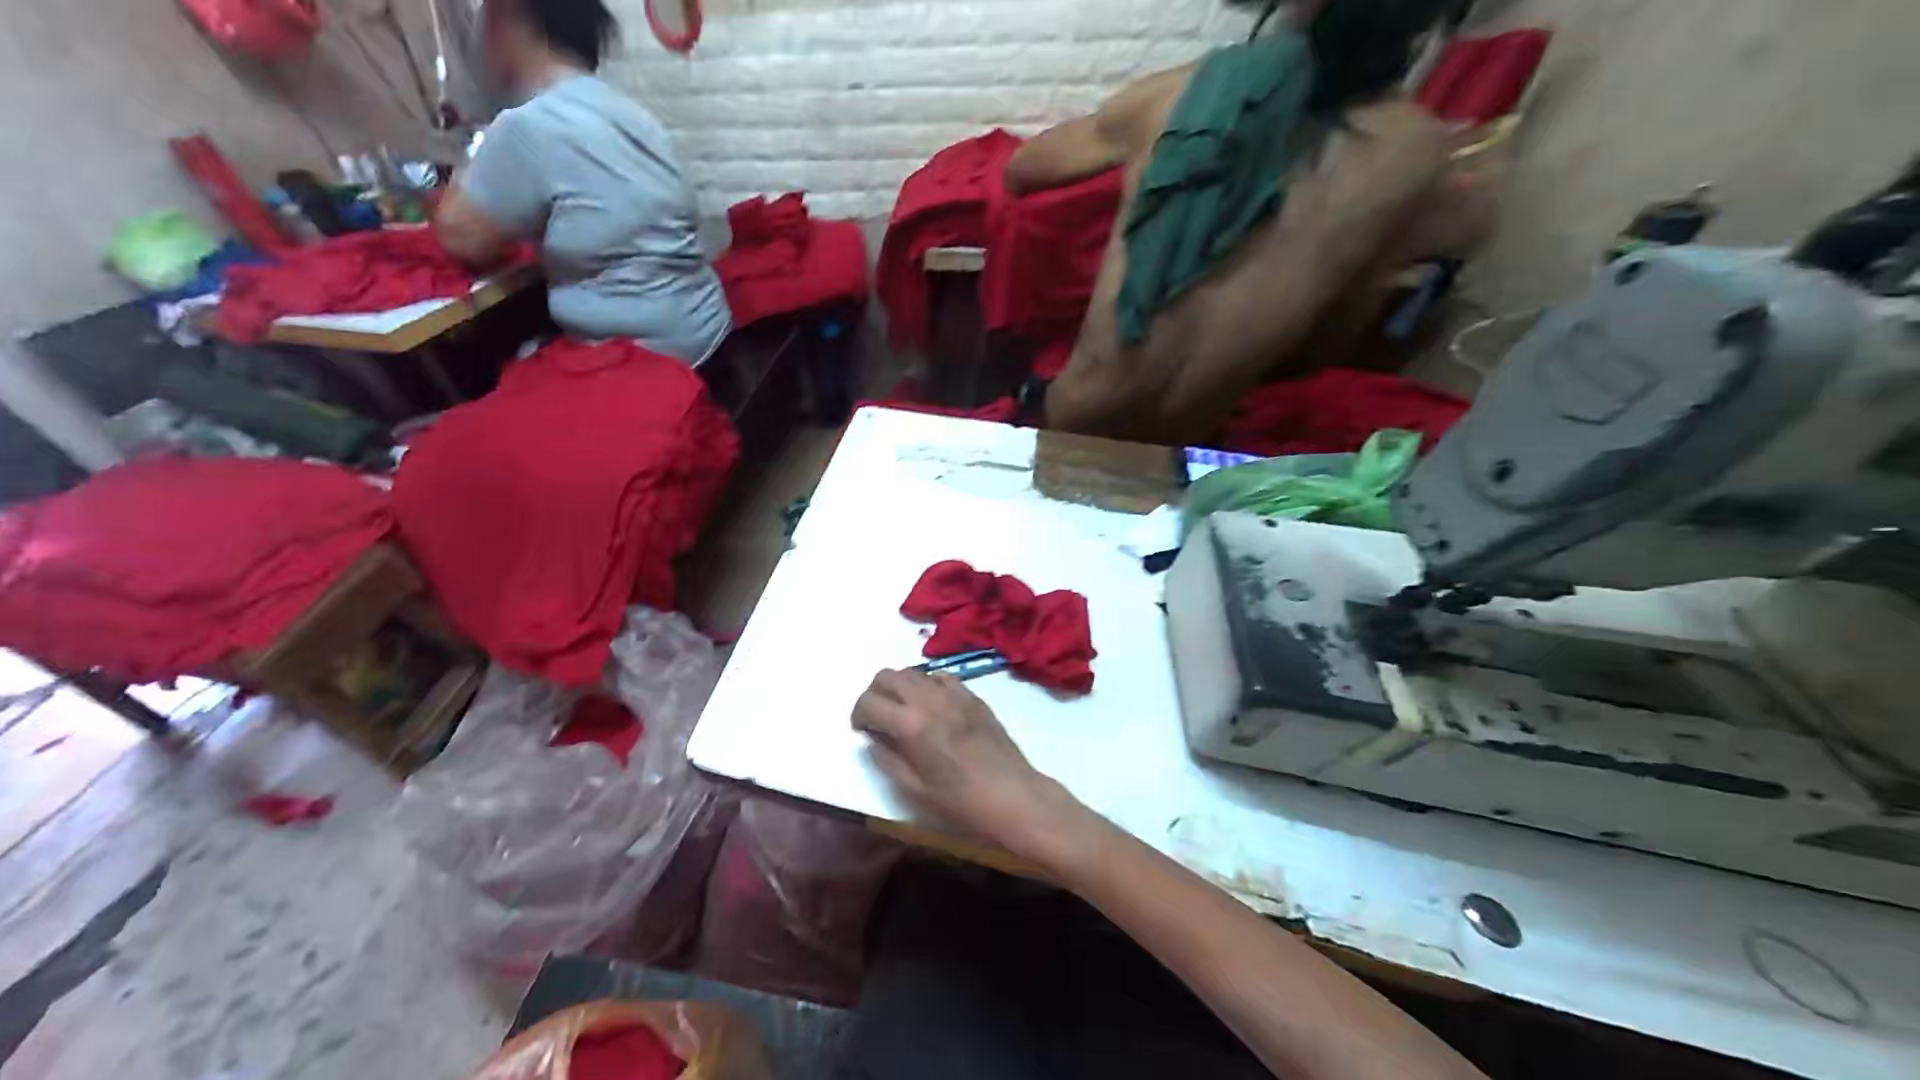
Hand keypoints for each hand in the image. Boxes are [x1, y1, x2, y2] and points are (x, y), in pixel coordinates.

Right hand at [852, 669, 1094, 860]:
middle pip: (887, 676)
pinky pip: (940, 676)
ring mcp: (954, 694)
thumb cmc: (961, 802)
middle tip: (877, 717)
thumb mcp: (914, 789)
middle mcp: (929, 700)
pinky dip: (927, 684)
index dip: (858, 714)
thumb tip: (871, 739)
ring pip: (913, 671)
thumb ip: (887, 759)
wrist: (1013, 796)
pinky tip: (931, 705)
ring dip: (899, 686)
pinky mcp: (973, 695)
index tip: (862, 730)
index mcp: (911, 725)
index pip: (869, 702)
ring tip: (902, 711)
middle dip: (874, 693)